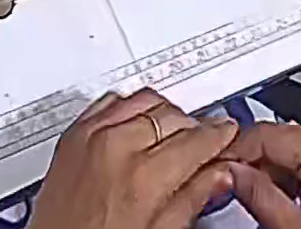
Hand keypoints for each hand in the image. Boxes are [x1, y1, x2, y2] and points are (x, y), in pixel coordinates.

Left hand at [30, 88, 238, 228]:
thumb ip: (189, 201)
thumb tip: (218, 174)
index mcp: (143, 178)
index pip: (196, 139)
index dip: (218, 136)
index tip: (226, 134)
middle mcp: (118, 146)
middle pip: (174, 115)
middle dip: (193, 128)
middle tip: (202, 143)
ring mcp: (93, 135)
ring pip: (146, 99)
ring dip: (164, 113)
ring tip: (171, 132)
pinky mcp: (74, 132)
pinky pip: (112, 100)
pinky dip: (130, 106)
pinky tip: (137, 122)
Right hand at [224, 123, 300, 228]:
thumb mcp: (293, 228)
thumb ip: (257, 195)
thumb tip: (228, 171)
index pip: (260, 135)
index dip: (229, 153)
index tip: (208, 168)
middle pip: (268, 140)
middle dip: (242, 161)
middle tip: (216, 180)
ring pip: (276, 150)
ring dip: (255, 170)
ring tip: (235, 191)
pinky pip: (290, 160)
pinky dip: (273, 178)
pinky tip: (261, 196)